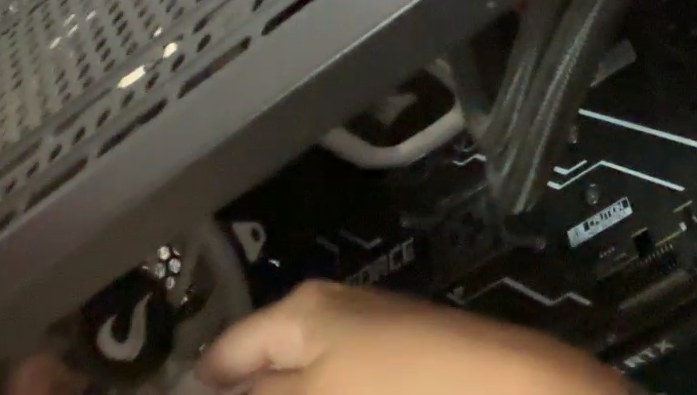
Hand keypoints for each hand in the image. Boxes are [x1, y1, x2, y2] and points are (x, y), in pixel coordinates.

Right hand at [196, 281, 627, 393]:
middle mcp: (326, 312)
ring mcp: (365, 335)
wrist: (500, 384)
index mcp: (297, 311)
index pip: (220, 356)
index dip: (196, 393)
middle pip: (260, 367)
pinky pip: (340, 379)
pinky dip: (324, 388)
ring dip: (285, 391)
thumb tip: (197, 393)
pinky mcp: (396, 360)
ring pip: (302, 378)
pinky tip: (336, 394)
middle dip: (247, 393)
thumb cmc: (393, 388)